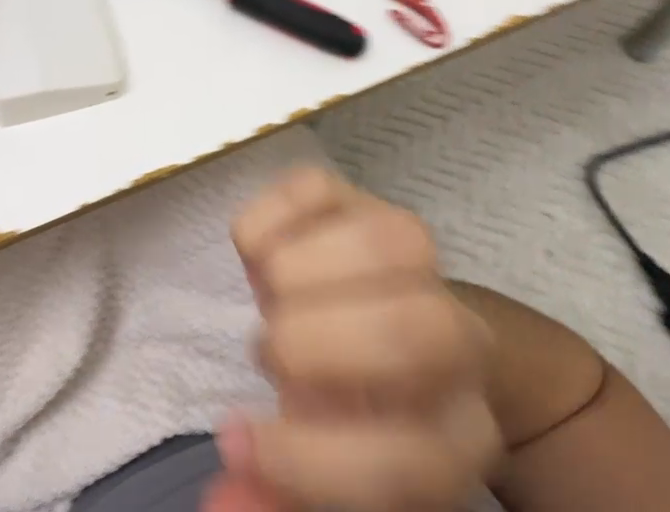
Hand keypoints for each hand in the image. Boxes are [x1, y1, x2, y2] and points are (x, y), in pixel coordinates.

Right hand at [213, 168, 499, 511]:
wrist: (403, 333)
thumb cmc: (354, 414)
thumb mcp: (323, 469)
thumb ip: (273, 493)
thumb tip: (216, 505)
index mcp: (449, 434)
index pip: (412, 462)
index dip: (313, 459)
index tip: (234, 439)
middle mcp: (453, 344)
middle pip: (417, 331)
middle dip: (315, 344)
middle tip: (269, 354)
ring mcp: (411, 257)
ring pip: (388, 241)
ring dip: (300, 271)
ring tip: (270, 295)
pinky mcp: (359, 197)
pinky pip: (320, 188)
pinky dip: (270, 216)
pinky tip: (256, 251)